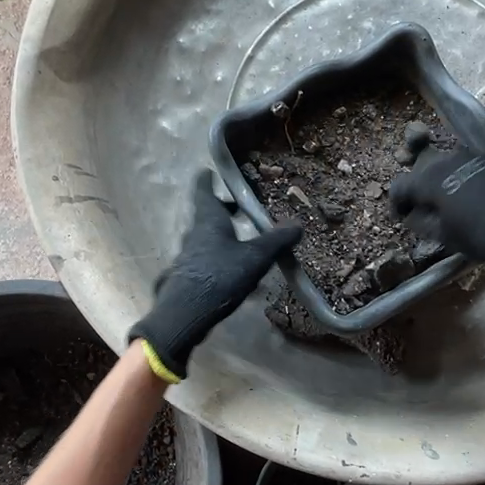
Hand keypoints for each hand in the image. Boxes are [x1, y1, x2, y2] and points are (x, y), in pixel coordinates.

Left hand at [129, 172, 301, 379]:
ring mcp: (187, 257)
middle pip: (206, 216)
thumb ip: (276, 241)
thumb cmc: (220, 276)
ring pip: (205, 239)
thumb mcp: (255, 258)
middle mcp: (194, 234)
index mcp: (208, 221)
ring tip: (240, 241)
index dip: (206, 180)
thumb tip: (298, 224)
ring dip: (220, 236)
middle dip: (221, 210)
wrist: (185, 313)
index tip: (208, 171)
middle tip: (236, 208)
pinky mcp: (186, 277)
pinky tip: (232, 272)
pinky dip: (218, 258)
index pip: (204, 192)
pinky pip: (205, 260)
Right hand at [389, 148, 484, 287]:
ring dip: (440, 180)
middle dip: (417, 188)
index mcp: (430, 179)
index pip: (400, 185)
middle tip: (422, 209)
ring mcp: (473, 155)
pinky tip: (470, 195)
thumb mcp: (447, 236)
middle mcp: (447, 158)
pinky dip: (461, 177)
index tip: (402, 217)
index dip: (397, 202)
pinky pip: (467, 164)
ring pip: (445, 163)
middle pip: (422, 168)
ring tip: (447, 203)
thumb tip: (412, 216)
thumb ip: (423, 223)